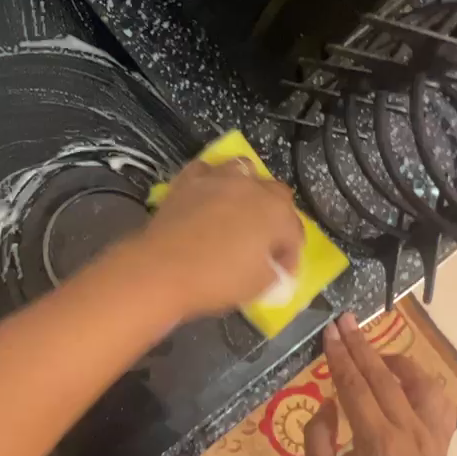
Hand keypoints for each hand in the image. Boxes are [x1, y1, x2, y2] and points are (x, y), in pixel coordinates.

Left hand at [121, 159, 303, 320]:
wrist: (161, 269)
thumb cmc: (216, 280)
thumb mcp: (258, 285)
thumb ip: (273, 271)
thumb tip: (271, 265)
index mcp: (277, 213)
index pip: (294, 232)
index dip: (289, 255)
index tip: (281, 274)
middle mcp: (251, 188)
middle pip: (275, 194)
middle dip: (275, 216)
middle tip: (264, 241)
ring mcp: (218, 179)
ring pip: (243, 170)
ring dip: (247, 187)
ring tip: (239, 210)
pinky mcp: (188, 180)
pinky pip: (206, 170)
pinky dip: (211, 179)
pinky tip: (208, 195)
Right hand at [304, 312, 455, 455]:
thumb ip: (317, 438)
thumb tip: (328, 400)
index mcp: (378, 445)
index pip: (356, 388)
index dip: (340, 357)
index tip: (329, 332)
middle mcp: (410, 433)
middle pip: (383, 377)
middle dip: (361, 346)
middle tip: (345, 320)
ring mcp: (433, 435)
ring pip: (417, 381)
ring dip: (392, 360)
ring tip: (370, 350)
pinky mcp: (443, 438)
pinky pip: (437, 397)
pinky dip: (419, 379)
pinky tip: (399, 376)